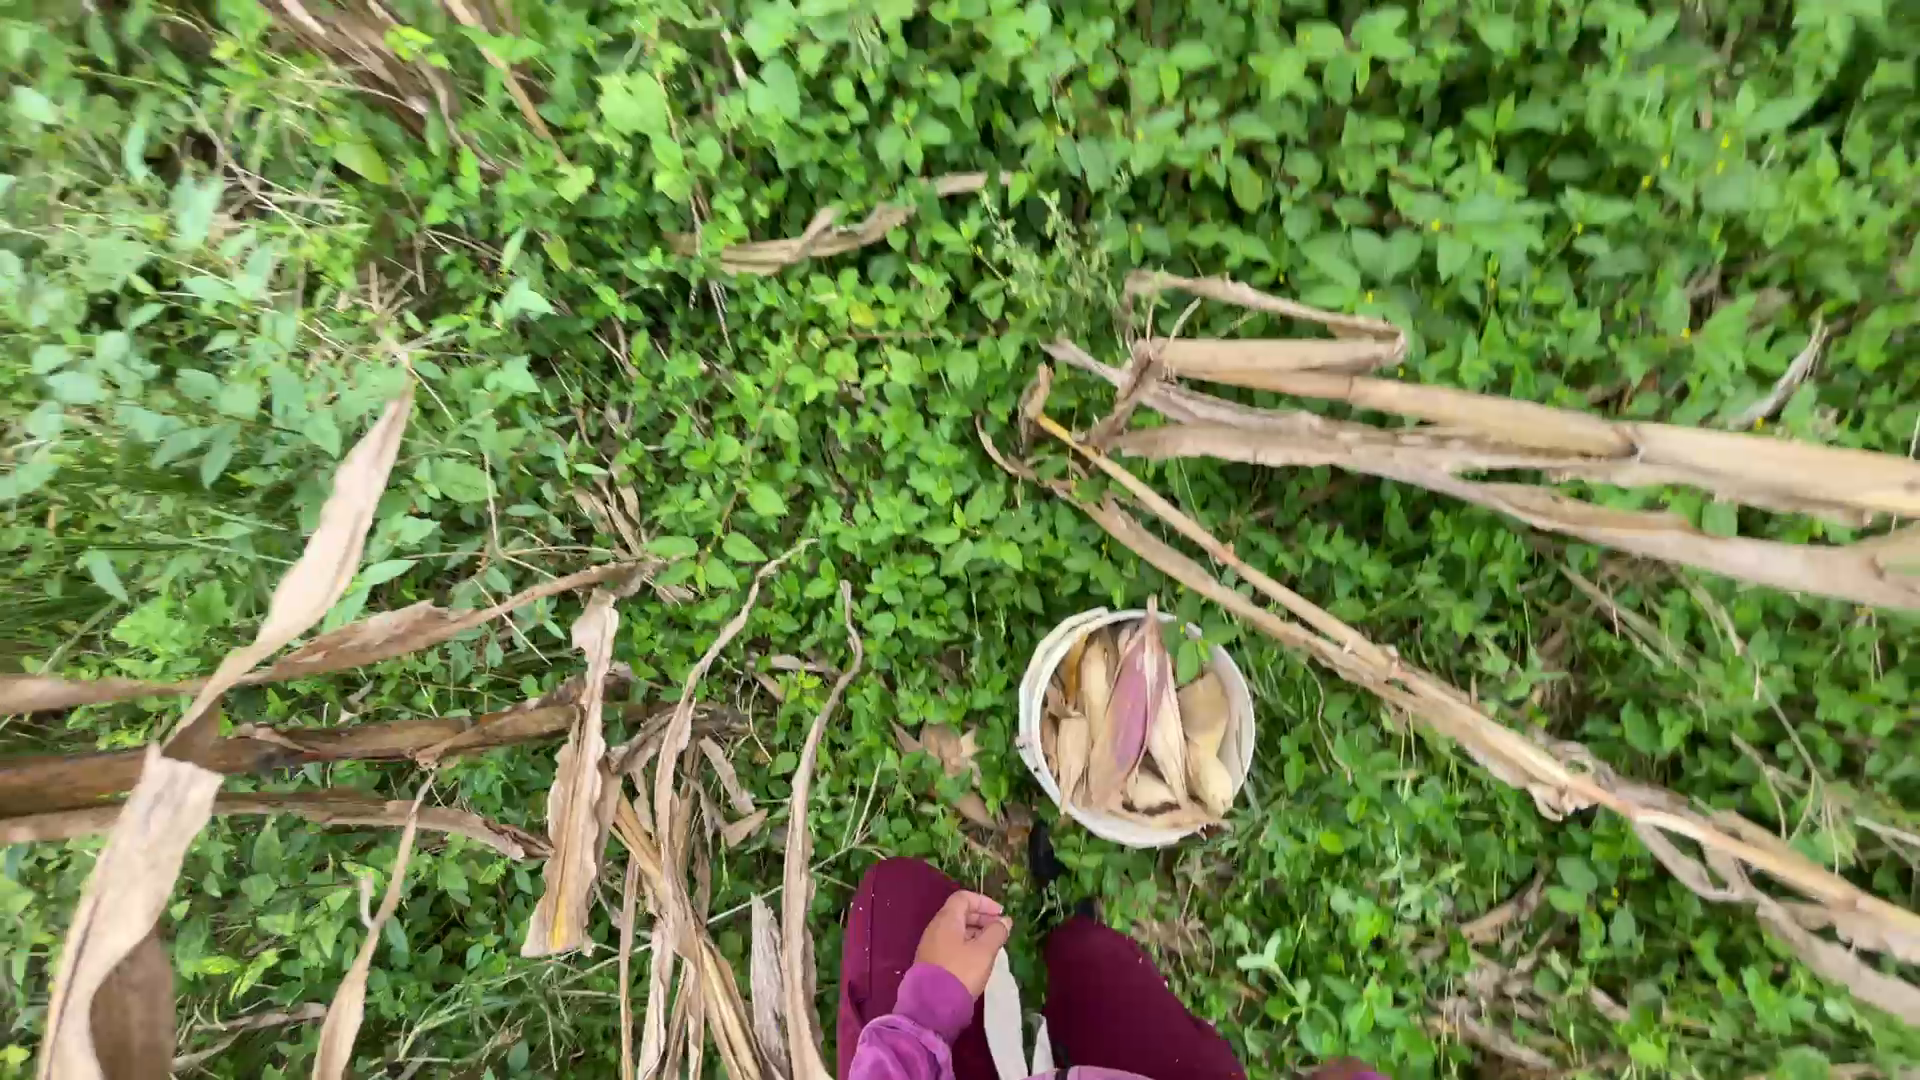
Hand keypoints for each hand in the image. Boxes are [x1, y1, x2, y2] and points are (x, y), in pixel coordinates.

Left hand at [913, 891, 1011, 998]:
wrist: (931, 1008)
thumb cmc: (960, 972)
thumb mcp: (984, 952)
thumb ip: (996, 933)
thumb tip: (1004, 921)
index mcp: (946, 919)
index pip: (964, 898)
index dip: (984, 902)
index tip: (1000, 914)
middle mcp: (935, 927)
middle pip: (960, 913)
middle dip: (982, 918)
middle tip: (999, 930)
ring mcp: (931, 946)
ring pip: (956, 931)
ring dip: (975, 933)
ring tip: (992, 946)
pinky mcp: (930, 963)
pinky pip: (951, 945)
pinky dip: (966, 946)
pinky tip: (977, 961)